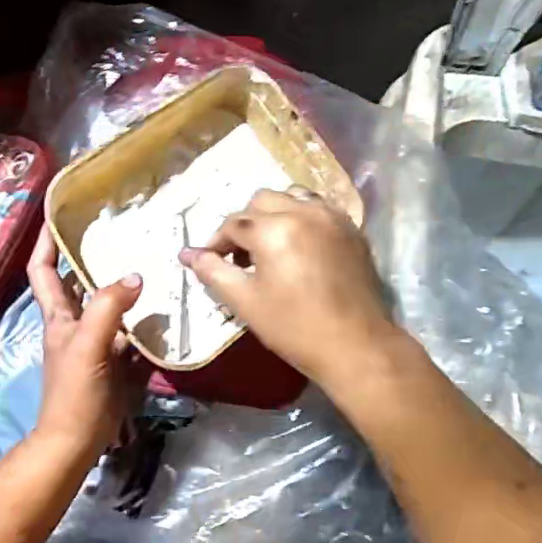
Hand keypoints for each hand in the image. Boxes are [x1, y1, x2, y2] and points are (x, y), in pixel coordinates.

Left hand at [27, 229, 145, 459]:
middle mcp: (76, 324)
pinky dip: (148, 321)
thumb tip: (134, 277)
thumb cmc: (74, 392)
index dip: (46, 241)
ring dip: (127, 287)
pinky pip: (134, 333)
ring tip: (153, 261)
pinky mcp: (118, 361)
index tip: (59, 213)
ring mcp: (98, 342)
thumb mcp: (87, 346)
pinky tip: (168, 309)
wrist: (78, 439)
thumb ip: (108, 309)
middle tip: (121, 230)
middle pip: (79, 282)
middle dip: (93, 256)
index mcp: (59, 317)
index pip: (42, 270)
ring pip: (111, 306)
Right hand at [180, 187, 399, 384]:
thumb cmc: (293, 328)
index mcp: (273, 228)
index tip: (209, 262)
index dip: (216, 242)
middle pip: (262, 201)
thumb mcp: (244, 302)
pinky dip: (302, 218)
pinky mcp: (352, 229)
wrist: (355, 345)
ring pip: (293, 197)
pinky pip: (319, 208)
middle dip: (245, 224)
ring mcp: (332, 217)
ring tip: (270, 246)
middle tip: (239, 257)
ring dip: (274, 214)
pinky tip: (299, 246)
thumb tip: (186, 254)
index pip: (233, 223)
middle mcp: (303, 211)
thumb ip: (213, 271)